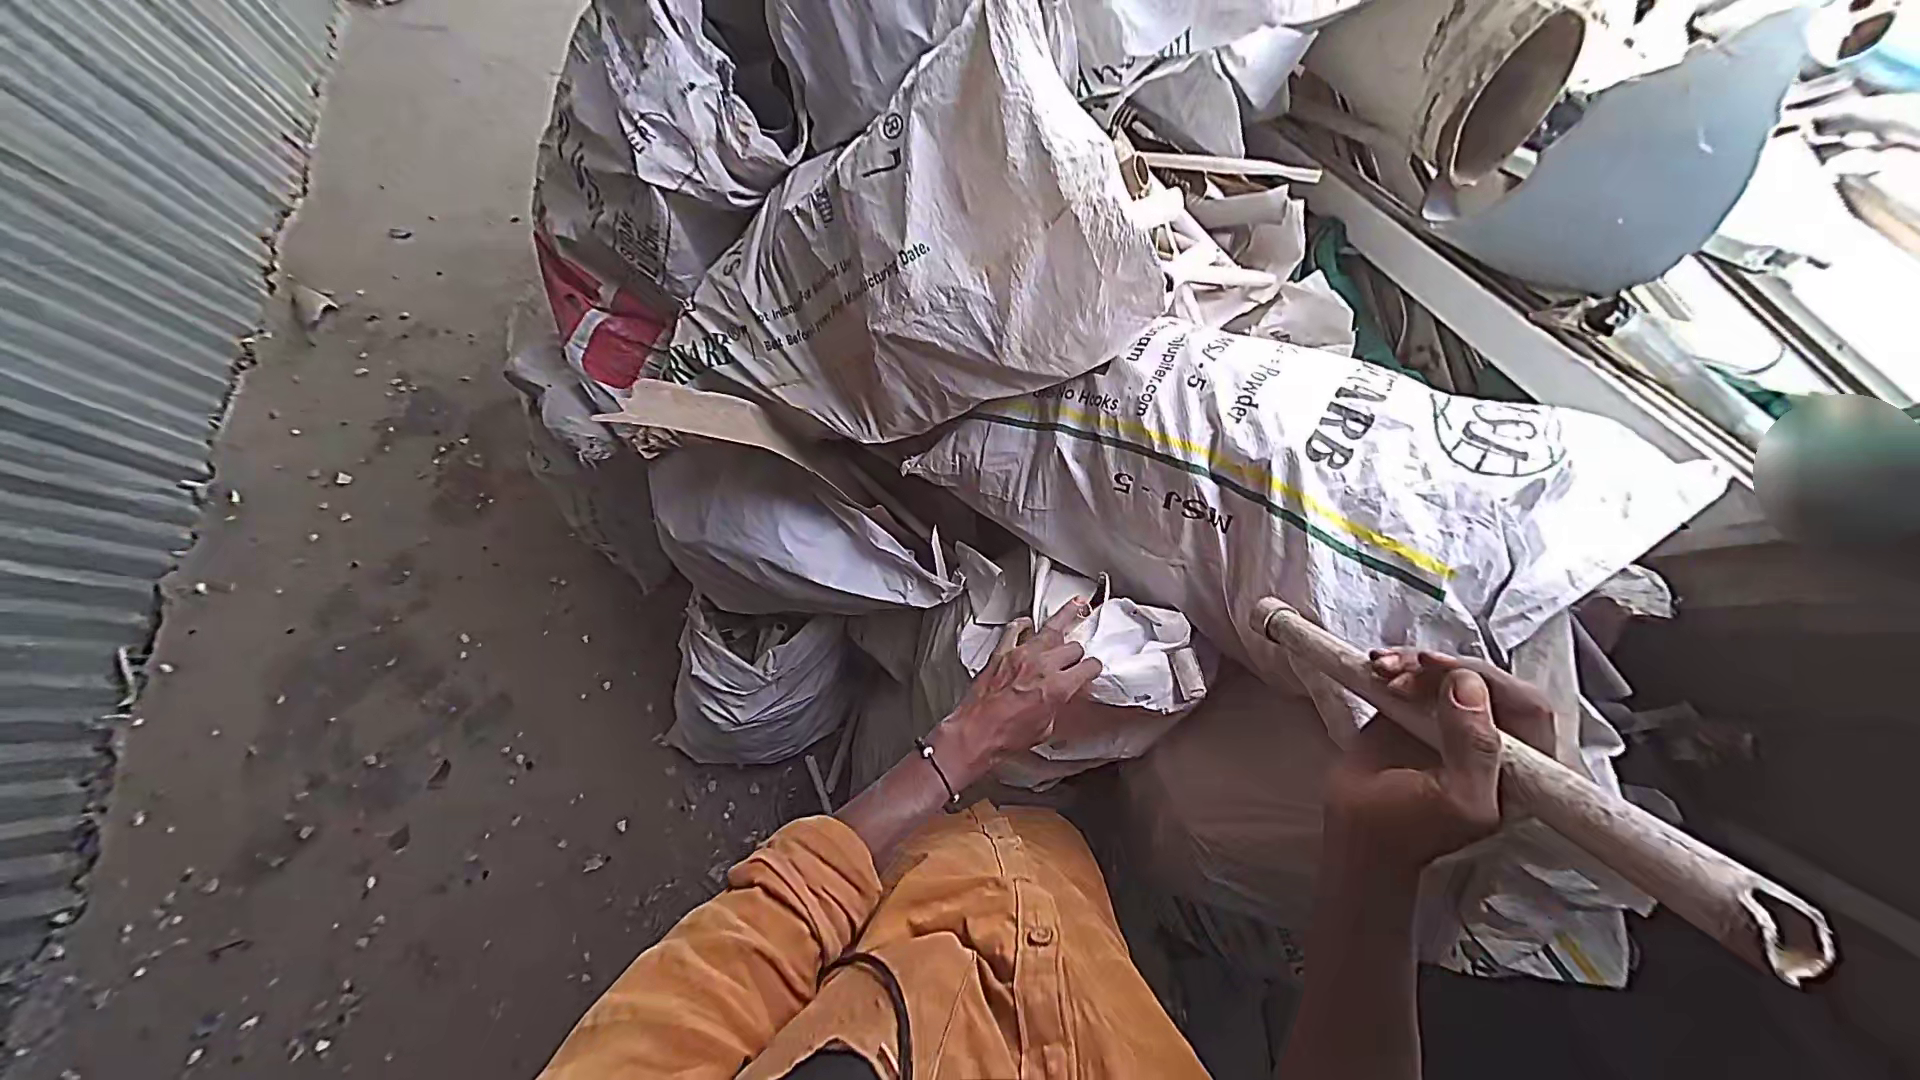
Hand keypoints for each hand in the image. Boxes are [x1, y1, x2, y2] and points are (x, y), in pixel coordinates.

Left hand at [932, 600, 1102, 785]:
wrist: (975, 732)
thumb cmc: (1006, 736)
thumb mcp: (1046, 727)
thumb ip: (1059, 705)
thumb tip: (1064, 697)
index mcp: (1057, 687)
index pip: (1087, 668)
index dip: (1093, 668)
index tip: (1092, 669)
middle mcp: (1042, 666)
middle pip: (1073, 647)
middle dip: (1077, 654)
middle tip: (1076, 657)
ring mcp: (1021, 655)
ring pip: (1050, 630)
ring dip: (1065, 617)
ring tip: (1076, 605)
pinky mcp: (1002, 653)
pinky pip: (1015, 630)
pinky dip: (1023, 624)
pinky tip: (1029, 622)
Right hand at [1322, 650, 1554, 881]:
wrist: (1358, 833)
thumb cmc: (1411, 828)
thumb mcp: (1457, 799)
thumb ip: (1474, 747)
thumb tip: (1468, 684)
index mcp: (1520, 764)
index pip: (1523, 703)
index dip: (1485, 677)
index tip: (1436, 666)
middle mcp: (1489, 737)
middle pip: (1480, 680)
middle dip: (1438, 665)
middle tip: (1398, 667)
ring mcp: (1448, 721)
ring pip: (1444, 673)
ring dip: (1410, 662)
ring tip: (1379, 668)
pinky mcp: (1411, 712)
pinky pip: (1411, 677)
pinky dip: (1394, 666)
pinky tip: (1374, 667)